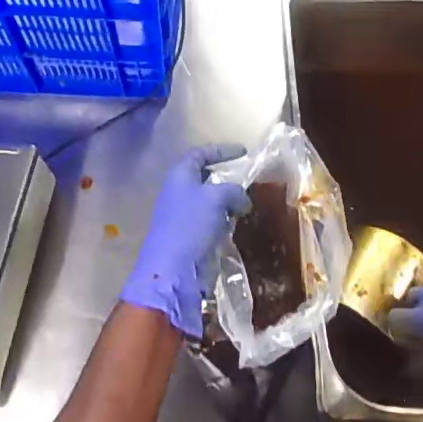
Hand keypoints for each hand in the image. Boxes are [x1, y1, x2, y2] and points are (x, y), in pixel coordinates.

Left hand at [119, 145, 248, 336]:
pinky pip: (213, 223)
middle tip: (248, 181)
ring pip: (211, 203)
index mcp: (179, 177)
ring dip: (228, 203)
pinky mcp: (192, 239)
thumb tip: (242, 200)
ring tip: (248, 205)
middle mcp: (179, 194)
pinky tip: (238, 226)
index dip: (221, 150)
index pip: (200, 155)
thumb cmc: (191, 226)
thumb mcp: (216, 197)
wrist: (174, 271)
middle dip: (226, 179)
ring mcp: (184, 218)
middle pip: (204, 179)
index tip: (243, 152)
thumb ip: (234, 190)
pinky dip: (226, 222)